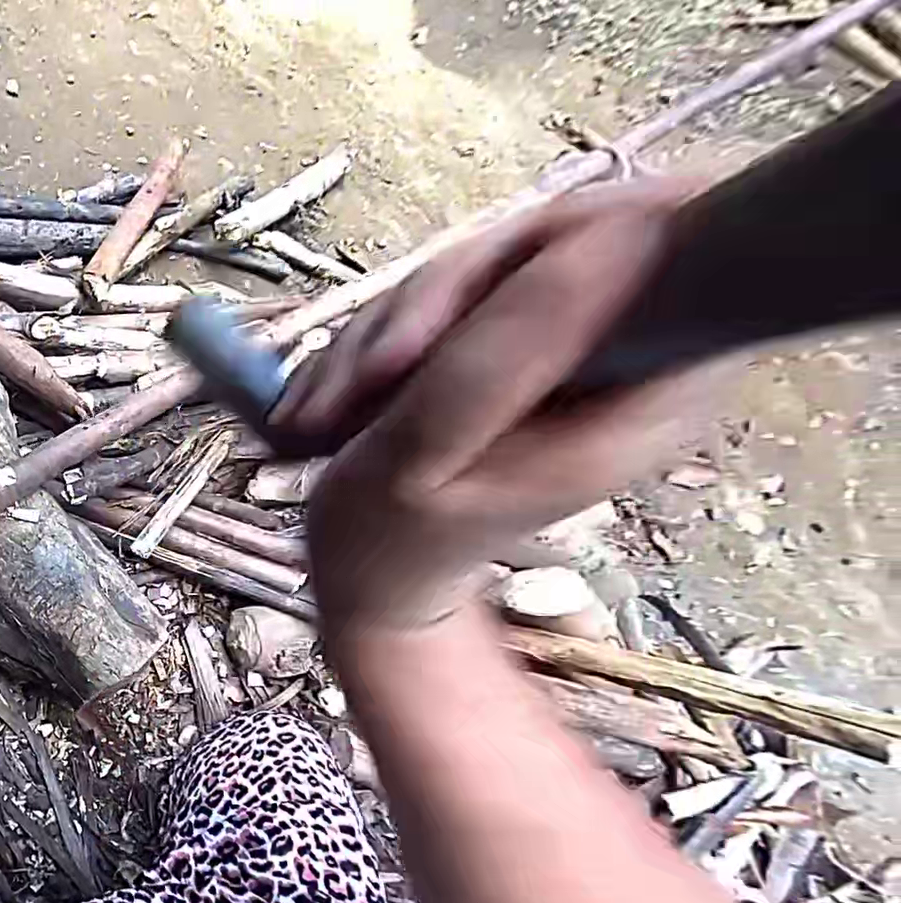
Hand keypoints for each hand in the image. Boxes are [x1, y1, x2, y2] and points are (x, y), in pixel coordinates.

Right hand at [274, 180, 730, 630]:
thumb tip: (610, 231)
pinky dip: (360, 353)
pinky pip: (422, 310)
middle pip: (542, 249)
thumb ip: (493, 363)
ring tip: (325, 415)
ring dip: (372, 340)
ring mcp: (539, 356)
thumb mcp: (421, 462)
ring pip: (463, 278)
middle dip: (426, 310)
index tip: (469, 292)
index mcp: (638, 394)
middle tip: (366, 379)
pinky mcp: (484, 356)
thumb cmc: (388, 537)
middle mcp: (606, 362)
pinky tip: (326, 408)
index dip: (573, 240)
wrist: (364, 571)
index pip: (676, 246)